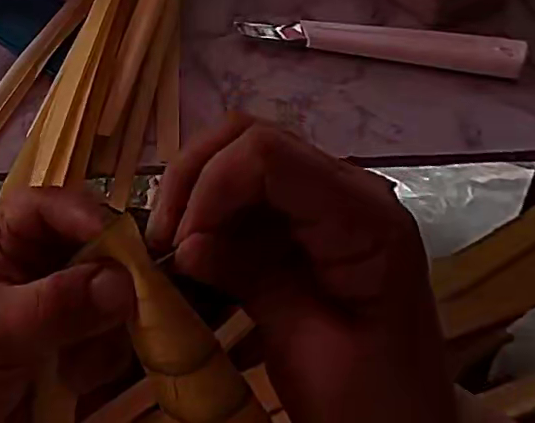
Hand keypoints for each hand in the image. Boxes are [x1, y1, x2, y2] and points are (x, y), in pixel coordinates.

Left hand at [0, 187, 136, 422]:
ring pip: (119, 287)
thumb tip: (116, 281)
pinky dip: (108, 357)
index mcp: (12, 232)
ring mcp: (74, 298)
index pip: (53, 203)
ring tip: (72, 367)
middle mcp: (51, 255)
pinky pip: (122, 331)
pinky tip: (75, 383)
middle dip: (109, 274)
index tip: (113, 240)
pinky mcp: (90, 338)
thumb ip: (52, 304)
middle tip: (115, 305)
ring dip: (106, 326)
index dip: (84, 215)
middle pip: (101, 239)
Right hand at [146, 115, 454, 422]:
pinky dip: (212, 209)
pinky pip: (249, 189)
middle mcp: (348, 186)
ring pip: (243, 152)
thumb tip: (183, 243)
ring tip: (170, 244)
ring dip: (196, 189)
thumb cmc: (372, 405)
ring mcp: (328, 195)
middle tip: (162, 240)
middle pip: (253, 138)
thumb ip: (252, 282)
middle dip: (195, 177)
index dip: (212, 184)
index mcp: (363, 215)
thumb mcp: (308, 351)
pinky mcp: (308, 214)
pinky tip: (194, 248)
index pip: (270, 154)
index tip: (178, 245)